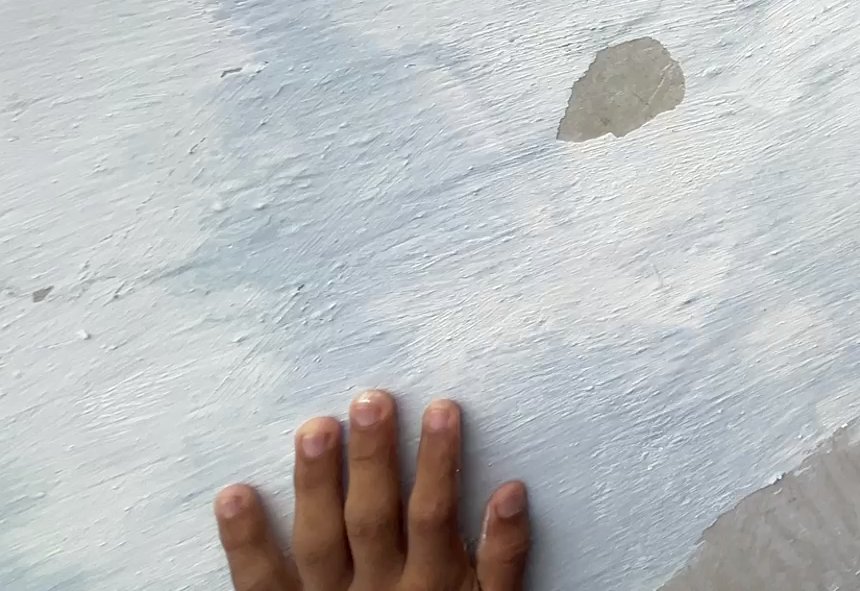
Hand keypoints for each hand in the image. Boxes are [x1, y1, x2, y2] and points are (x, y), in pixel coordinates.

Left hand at [212, 390, 529, 590]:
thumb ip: (505, 554)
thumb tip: (510, 491)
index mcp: (429, 581)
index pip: (433, 509)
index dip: (437, 459)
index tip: (441, 407)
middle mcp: (374, 590)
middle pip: (370, 515)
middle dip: (372, 456)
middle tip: (370, 401)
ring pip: (317, 539)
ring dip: (314, 483)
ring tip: (314, 428)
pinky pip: (258, 582)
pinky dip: (243, 540)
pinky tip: (235, 494)